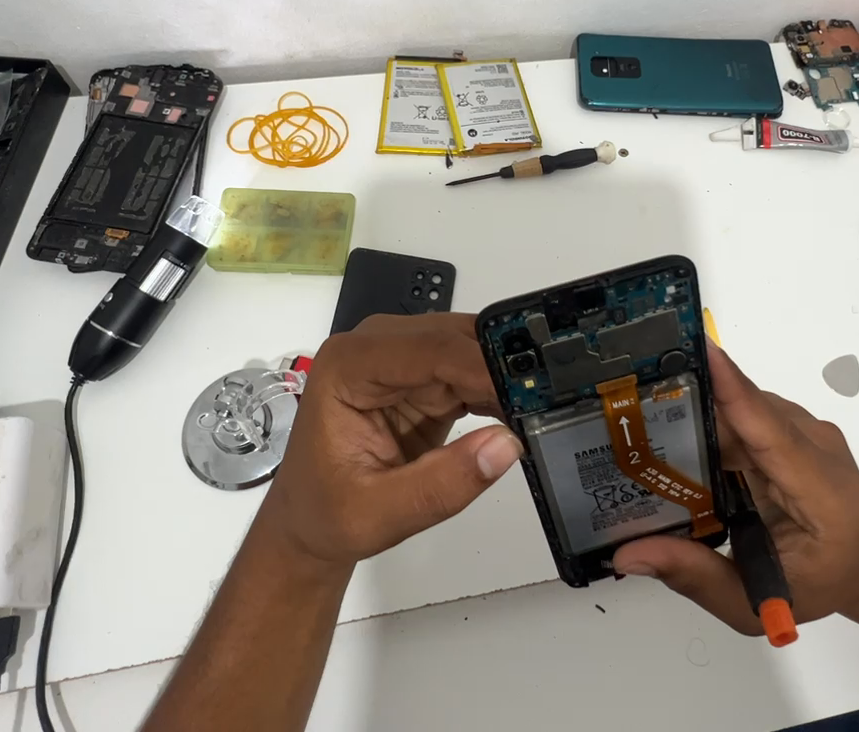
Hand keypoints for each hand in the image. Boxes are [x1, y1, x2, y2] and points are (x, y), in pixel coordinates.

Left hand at [249, 313, 521, 567]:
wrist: (309, 522)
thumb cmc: (326, 516)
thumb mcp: (377, 514)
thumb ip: (441, 485)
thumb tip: (508, 445)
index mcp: (351, 365)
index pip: (428, 349)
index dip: (482, 365)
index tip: (530, 389)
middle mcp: (375, 347)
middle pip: (453, 337)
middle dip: (501, 365)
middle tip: (549, 397)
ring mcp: (400, 358)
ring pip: (468, 347)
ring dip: (505, 376)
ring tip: (543, 407)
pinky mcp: (421, 376)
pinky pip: (469, 369)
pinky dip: (497, 389)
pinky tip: (522, 411)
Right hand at [611, 346, 858, 634]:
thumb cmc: (816, 585)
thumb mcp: (755, 602)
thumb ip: (696, 576)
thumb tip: (628, 554)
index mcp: (823, 493)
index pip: (772, 432)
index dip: (734, 390)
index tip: (701, 350)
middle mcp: (820, 449)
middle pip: (747, 412)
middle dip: (693, 400)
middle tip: (629, 399)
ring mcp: (807, 430)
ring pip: (742, 407)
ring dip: (697, 409)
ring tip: (640, 414)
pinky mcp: (791, 423)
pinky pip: (744, 410)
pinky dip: (710, 417)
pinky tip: (673, 426)